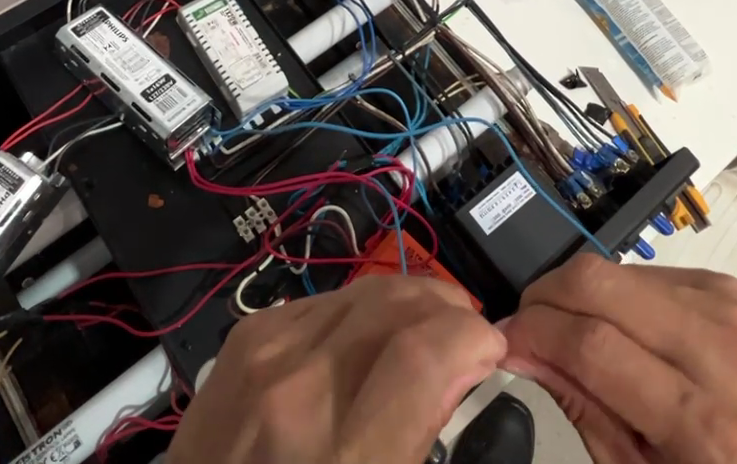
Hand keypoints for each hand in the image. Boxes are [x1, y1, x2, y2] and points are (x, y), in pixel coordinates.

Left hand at [167, 274, 504, 463]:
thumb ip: (423, 434)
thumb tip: (463, 373)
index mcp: (344, 457)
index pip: (424, 353)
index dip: (472, 339)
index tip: (490, 354)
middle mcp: (300, 391)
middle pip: (396, 305)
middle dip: (447, 309)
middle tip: (466, 336)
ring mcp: (266, 353)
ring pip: (363, 290)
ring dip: (408, 300)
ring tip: (427, 326)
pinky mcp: (246, 335)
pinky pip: (324, 299)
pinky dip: (361, 309)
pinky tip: (370, 335)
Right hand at [500, 254, 736, 463]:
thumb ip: (582, 405)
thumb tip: (522, 347)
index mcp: (707, 422)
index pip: (592, 343)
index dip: (533, 332)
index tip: (505, 340)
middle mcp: (722, 351)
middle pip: (598, 285)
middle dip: (544, 297)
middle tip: (527, 326)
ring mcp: (729, 309)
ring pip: (614, 268)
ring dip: (575, 293)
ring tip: (569, 330)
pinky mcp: (727, 288)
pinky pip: (643, 270)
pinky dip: (612, 292)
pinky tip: (615, 324)